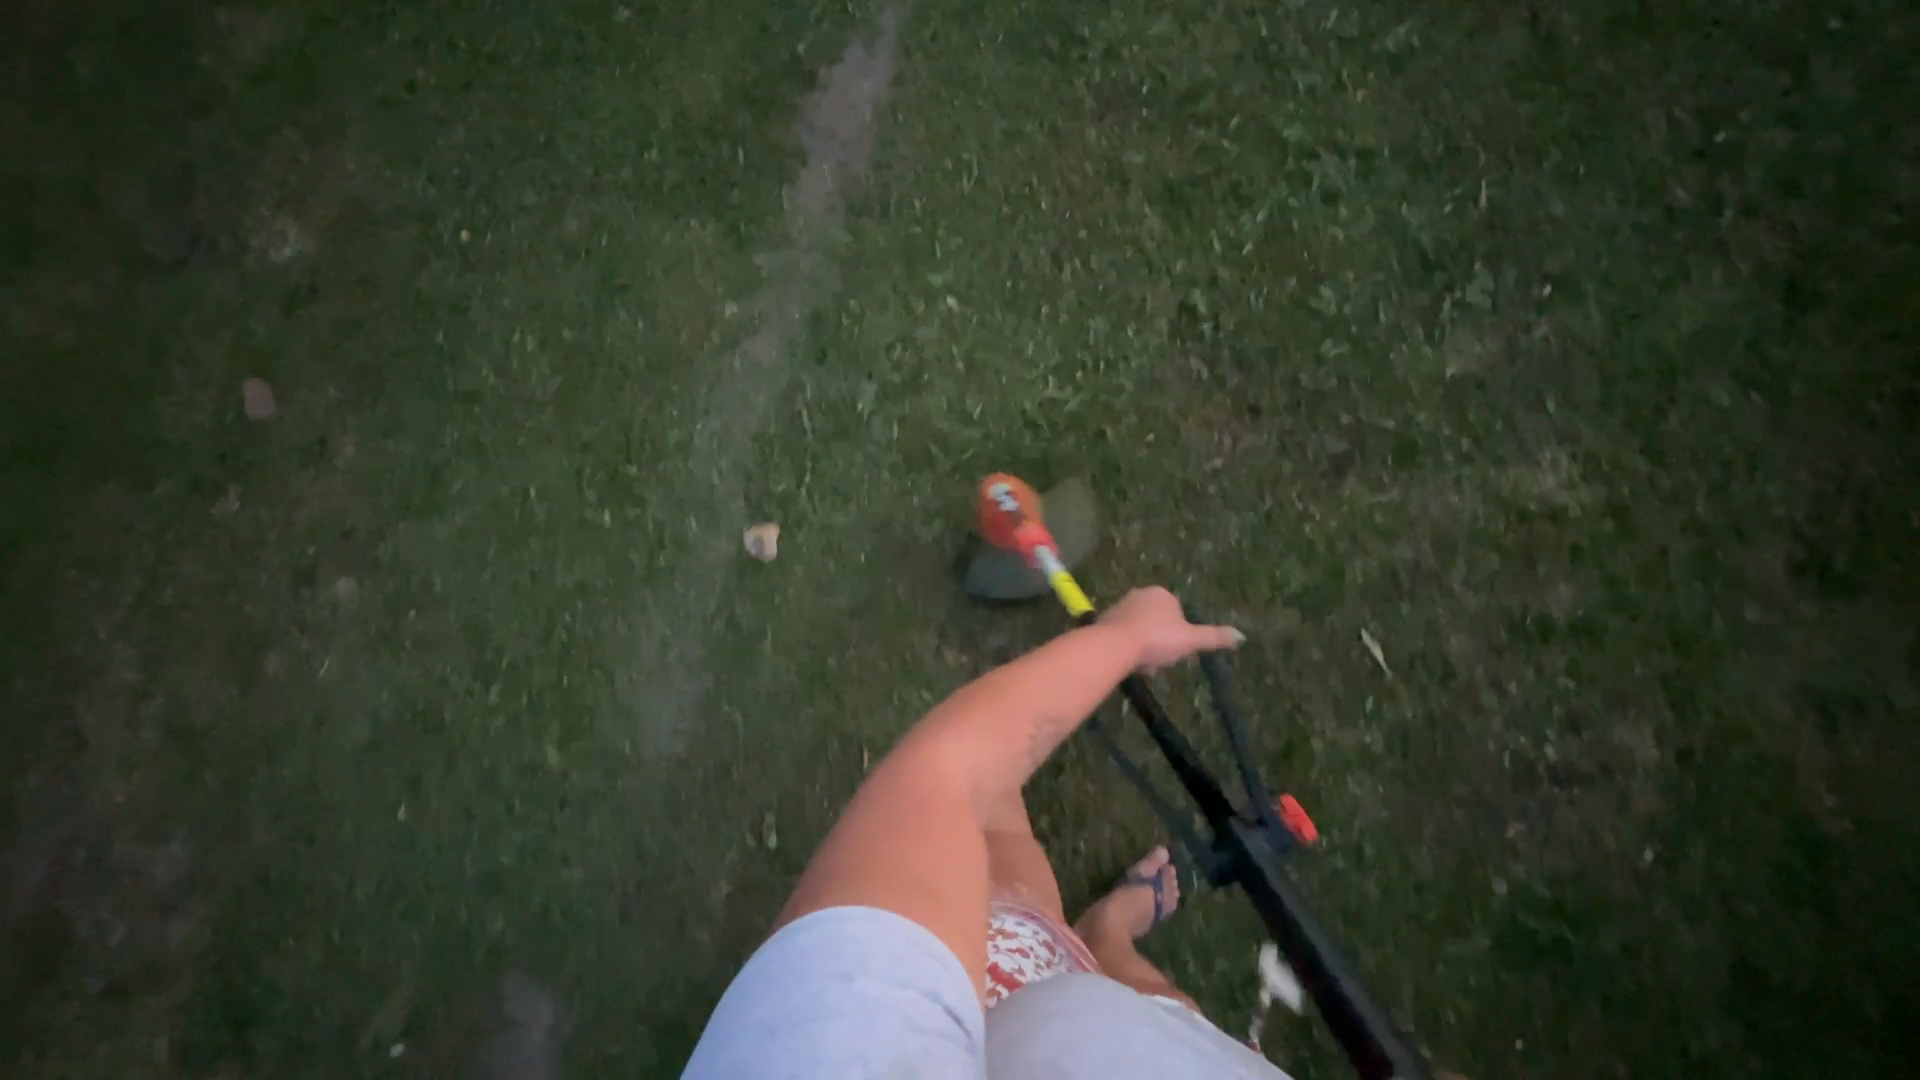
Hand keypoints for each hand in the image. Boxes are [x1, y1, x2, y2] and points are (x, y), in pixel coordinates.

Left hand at [1101, 586, 1243, 669]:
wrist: (1116, 645)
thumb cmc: (1157, 638)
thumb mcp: (1191, 639)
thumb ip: (1214, 637)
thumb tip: (1241, 636)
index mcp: (1161, 594)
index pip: (1176, 614)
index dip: (1178, 635)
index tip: (1175, 651)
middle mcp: (1139, 594)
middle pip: (1157, 623)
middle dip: (1160, 642)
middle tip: (1159, 661)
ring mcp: (1119, 606)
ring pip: (1140, 630)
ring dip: (1145, 648)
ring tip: (1144, 666)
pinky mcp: (1104, 620)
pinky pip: (1123, 636)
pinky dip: (1128, 648)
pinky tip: (1129, 663)